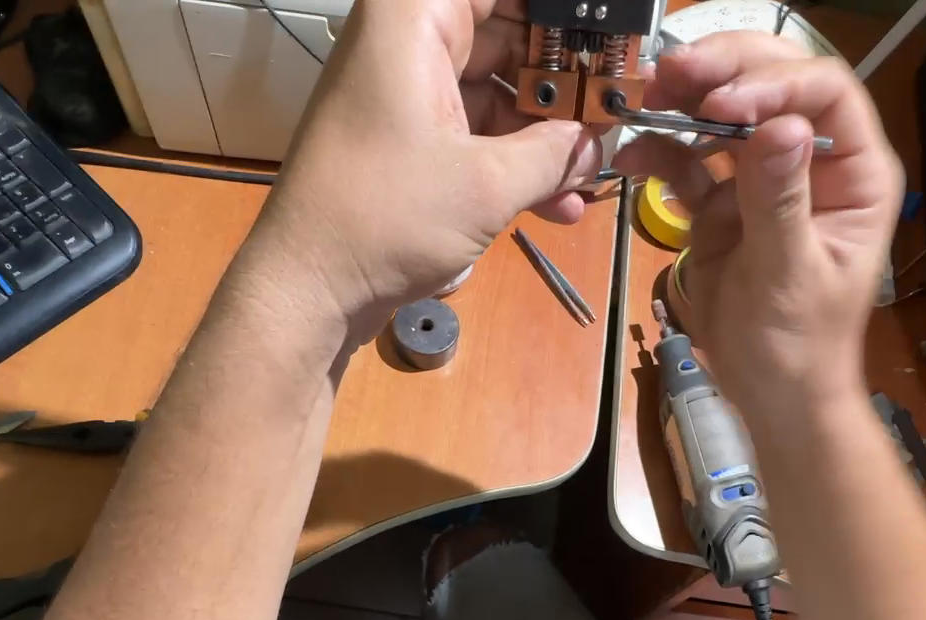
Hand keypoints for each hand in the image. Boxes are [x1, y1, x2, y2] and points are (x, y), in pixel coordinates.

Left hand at [244, 0, 604, 344]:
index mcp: (416, 17)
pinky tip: (559, 203)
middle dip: (561, 79)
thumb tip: (594, 144)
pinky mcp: (409, 146)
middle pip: (505, 33)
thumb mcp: (486, 186)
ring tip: (592, 169)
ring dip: (545, 135)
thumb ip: (553, 155)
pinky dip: (513, 165)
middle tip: (613, 109)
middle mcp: (410, 43)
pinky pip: (474, 137)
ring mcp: (408, 97)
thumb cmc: (388, 218)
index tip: (610, 39)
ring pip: (494, 93)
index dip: (564, 13)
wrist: (312, 286)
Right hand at [613, 33, 902, 425]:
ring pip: (727, 120)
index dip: (774, 84)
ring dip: (687, 104)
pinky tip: (633, 155)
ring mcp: (761, 185)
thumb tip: (777, 126)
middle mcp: (809, 166)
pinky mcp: (722, 211)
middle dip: (725, 72)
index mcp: (852, 175)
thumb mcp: (790, 276)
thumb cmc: (798, 346)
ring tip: (647, 98)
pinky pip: (692, 170)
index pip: (822, 95)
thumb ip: (781, 202)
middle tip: (672, 70)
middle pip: (773, 88)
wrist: (770, 395)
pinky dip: (662, 158)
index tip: (723, 102)